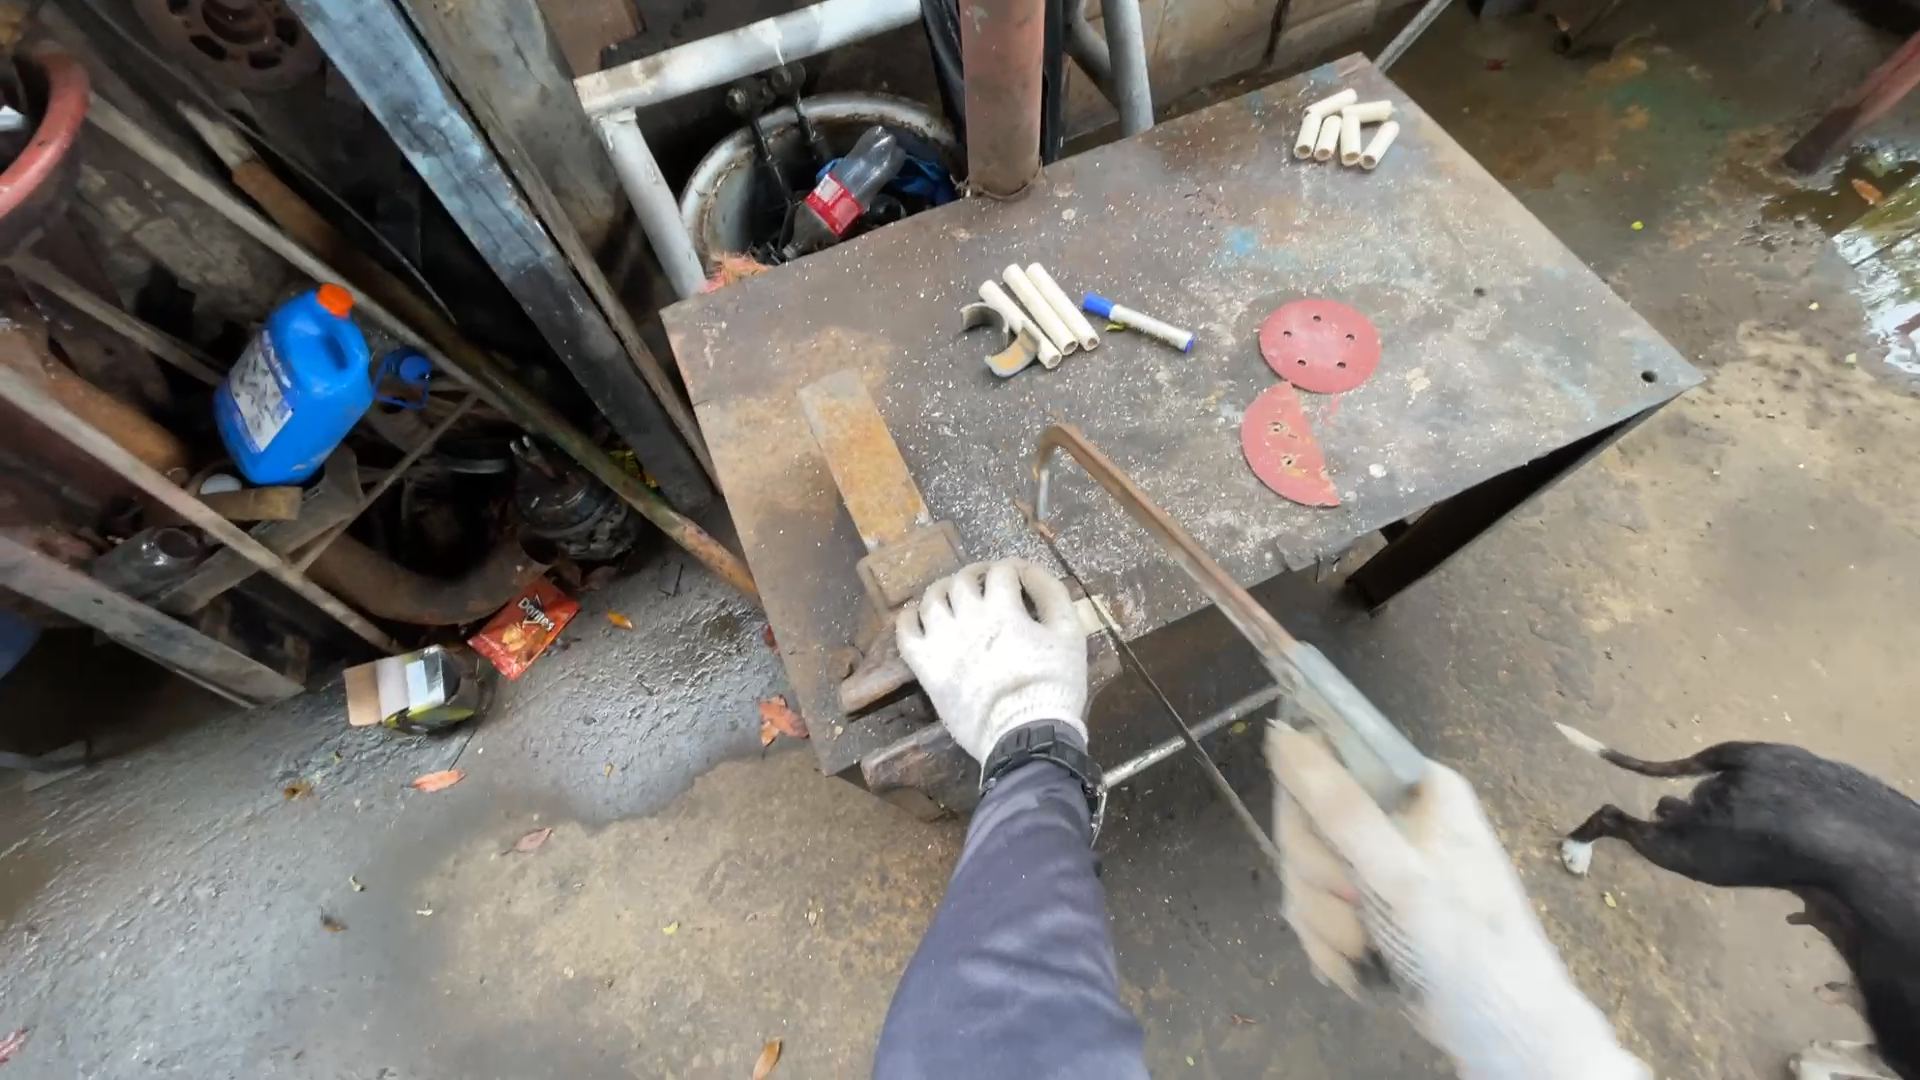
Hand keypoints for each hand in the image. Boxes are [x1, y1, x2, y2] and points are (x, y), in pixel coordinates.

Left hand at [896, 559, 1087, 761]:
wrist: (1025, 736)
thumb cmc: (1053, 686)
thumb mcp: (1070, 635)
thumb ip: (1053, 595)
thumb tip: (1031, 571)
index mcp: (1003, 608)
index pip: (1002, 571)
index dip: (1012, 568)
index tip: (1018, 576)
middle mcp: (967, 618)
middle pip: (963, 580)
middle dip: (977, 574)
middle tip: (986, 583)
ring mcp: (942, 642)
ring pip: (932, 599)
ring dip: (944, 590)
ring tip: (954, 597)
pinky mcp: (926, 668)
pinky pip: (905, 632)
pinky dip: (910, 617)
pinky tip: (920, 617)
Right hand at [1266, 723, 1650, 1079]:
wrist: (1508, 1038)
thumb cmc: (1467, 948)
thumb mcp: (1402, 875)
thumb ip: (1340, 806)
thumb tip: (1281, 736)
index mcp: (1412, 784)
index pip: (1322, 754)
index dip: (1304, 796)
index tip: (1320, 841)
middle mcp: (1391, 810)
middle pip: (1302, 816)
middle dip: (1316, 875)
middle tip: (1352, 905)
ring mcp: (1375, 856)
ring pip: (1300, 863)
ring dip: (1320, 914)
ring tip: (1361, 948)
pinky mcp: (1361, 897)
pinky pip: (1309, 901)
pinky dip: (1324, 937)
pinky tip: (1352, 962)